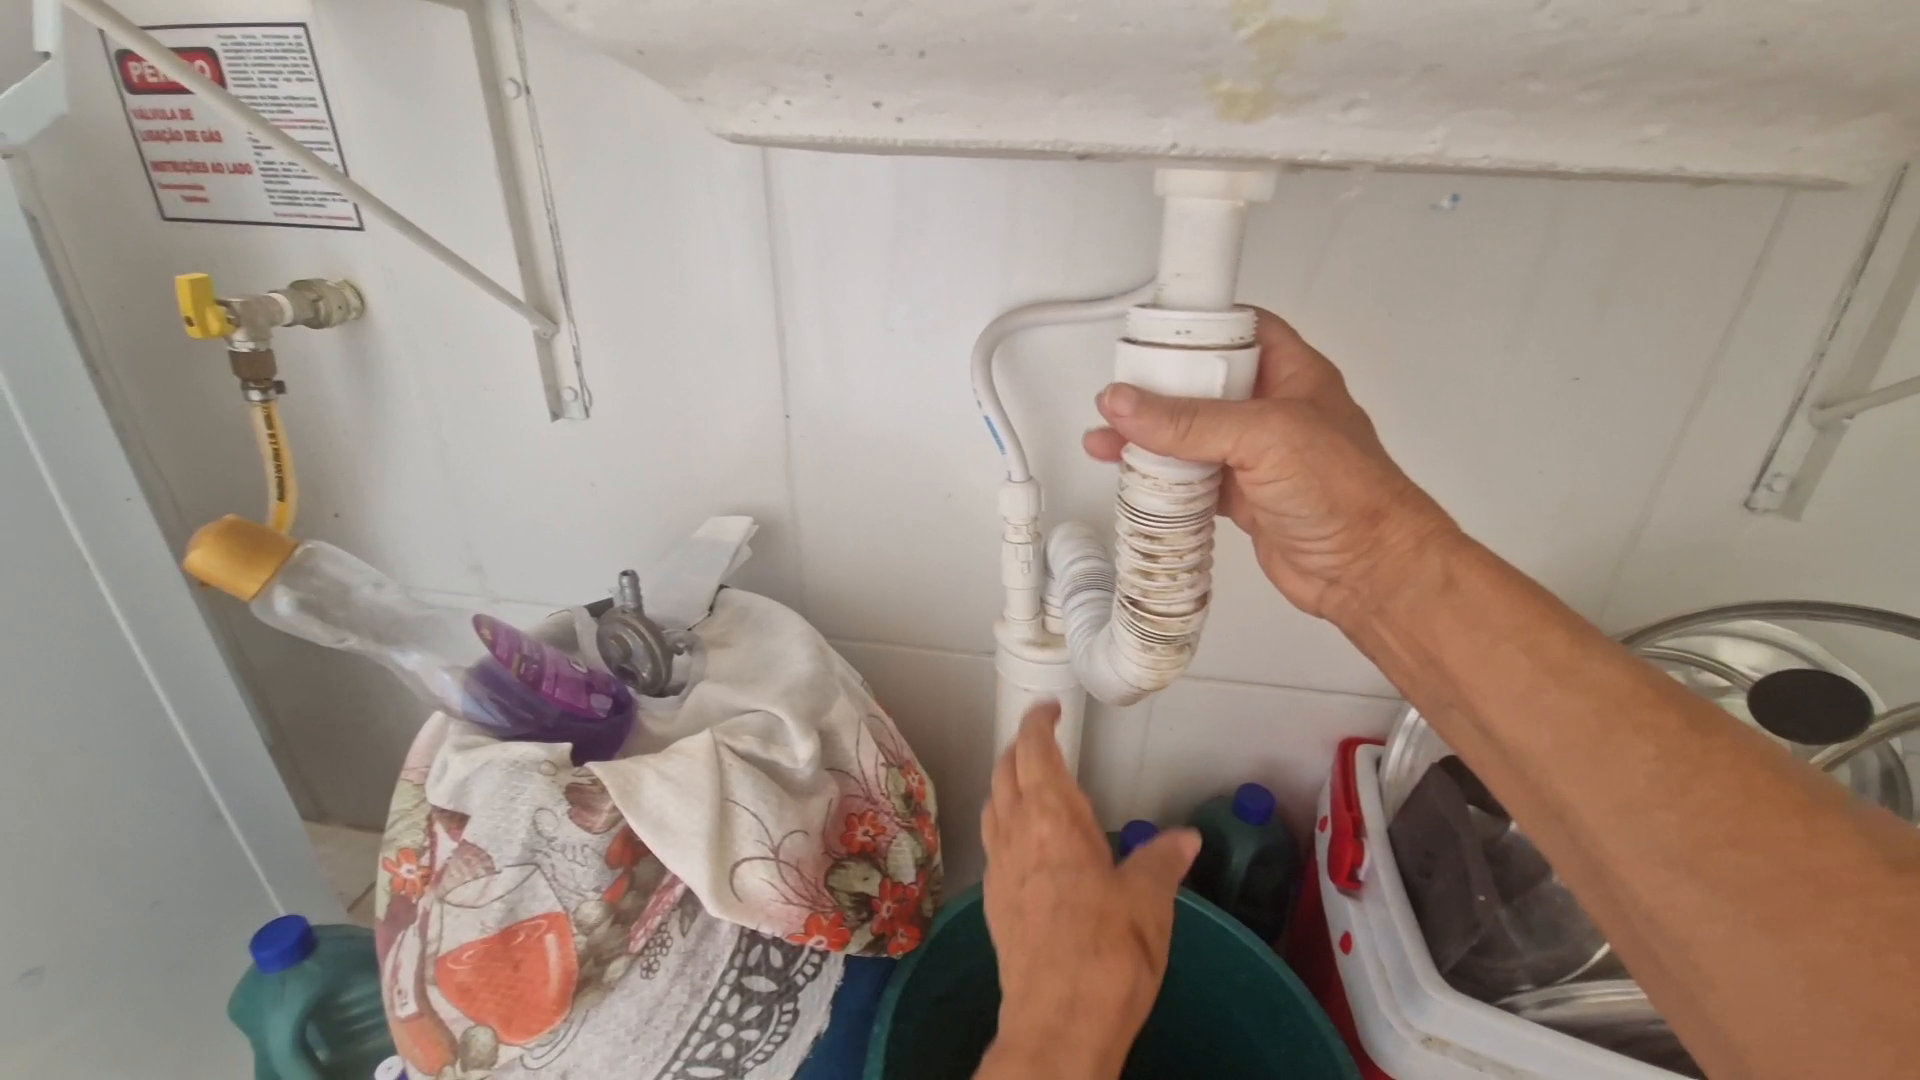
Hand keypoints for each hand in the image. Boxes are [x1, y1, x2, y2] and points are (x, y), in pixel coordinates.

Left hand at [977, 703, 1198, 1079]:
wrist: (1057, 1024)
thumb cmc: (1108, 952)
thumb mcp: (1149, 901)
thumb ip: (1162, 861)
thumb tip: (1185, 838)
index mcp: (1052, 818)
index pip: (1034, 751)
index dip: (1038, 723)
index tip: (1049, 709)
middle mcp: (1016, 832)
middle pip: (1004, 771)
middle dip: (1020, 747)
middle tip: (1042, 739)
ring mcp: (998, 867)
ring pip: (993, 804)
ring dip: (1007, 782)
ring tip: (1031, 781)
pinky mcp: (993, 900)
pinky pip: (993, 841)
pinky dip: (1005, 822)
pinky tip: (1026, 841)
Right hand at [1083, 308, 1457, 621]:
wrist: (1367, 570)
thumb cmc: (1348, 494)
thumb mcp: (1264, 437)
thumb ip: (1190, 421)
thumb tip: (1126, 404)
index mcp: (1290, 374)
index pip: (1237, 331)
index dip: (1195, 327)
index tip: (1148, 334)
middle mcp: (1271, 411)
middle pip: (1201, 386)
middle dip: (1155, 390)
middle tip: (1118, 393)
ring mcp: (1255, 456)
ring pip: (1189, 437)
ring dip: (1147, 439)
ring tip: (1107, 439)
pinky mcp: (1241, 496)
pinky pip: (1190, 481)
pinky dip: (1160, 481)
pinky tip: (1135, 479)